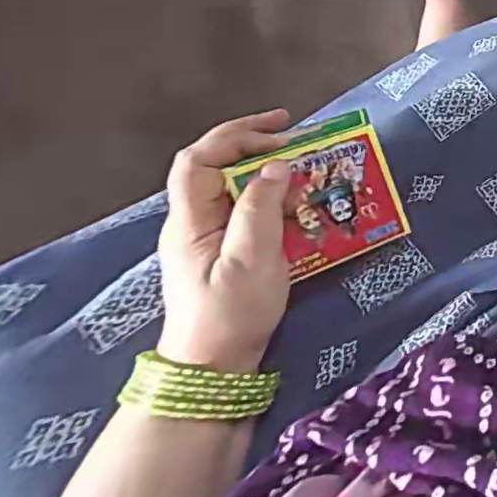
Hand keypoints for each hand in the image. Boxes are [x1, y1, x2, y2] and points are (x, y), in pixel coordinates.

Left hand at [156, 110, 295, 372]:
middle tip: (298, 139)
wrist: (212, 366)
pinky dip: (273, 198)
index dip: (237, 136)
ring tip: (306, 170)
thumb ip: (261, 209)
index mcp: (191, 220)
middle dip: (255, 145)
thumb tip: (277, 165)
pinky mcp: (224, 249)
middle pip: (216, 166)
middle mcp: (194, 220)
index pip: (201, 160)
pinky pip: (246, 209)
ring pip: (233, 187)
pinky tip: (298, 205)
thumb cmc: (231, 314)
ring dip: (269, 172)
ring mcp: (207, 235)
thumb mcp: (252, 261)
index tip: (282, 130)